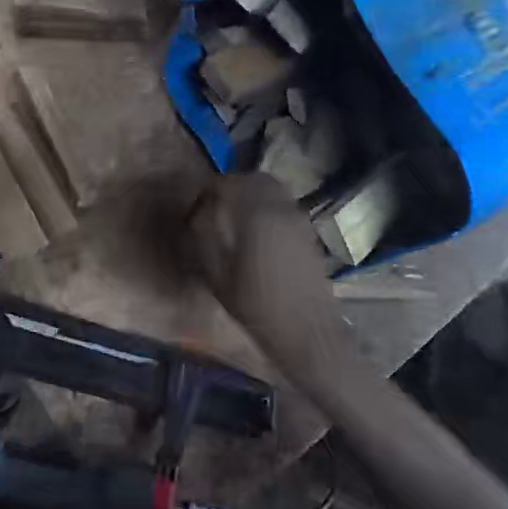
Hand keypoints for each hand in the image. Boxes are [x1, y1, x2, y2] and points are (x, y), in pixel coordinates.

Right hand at [183, 173, 337, 350]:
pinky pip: (285, 205)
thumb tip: (198, 215)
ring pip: (274, 189)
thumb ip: (204, 237)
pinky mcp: (308, 231)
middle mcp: (281, 207)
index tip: (199, 205)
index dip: (210, 190)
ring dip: (253, 194)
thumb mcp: (217, 275)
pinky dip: (269, 206)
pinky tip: (259, 232)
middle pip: (255, 179)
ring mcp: (299, 218)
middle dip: (234, 186)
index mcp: (256, 214)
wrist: (304, 329)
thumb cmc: (256, 305)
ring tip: (237, 217)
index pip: (230, 183)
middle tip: (217, 206)